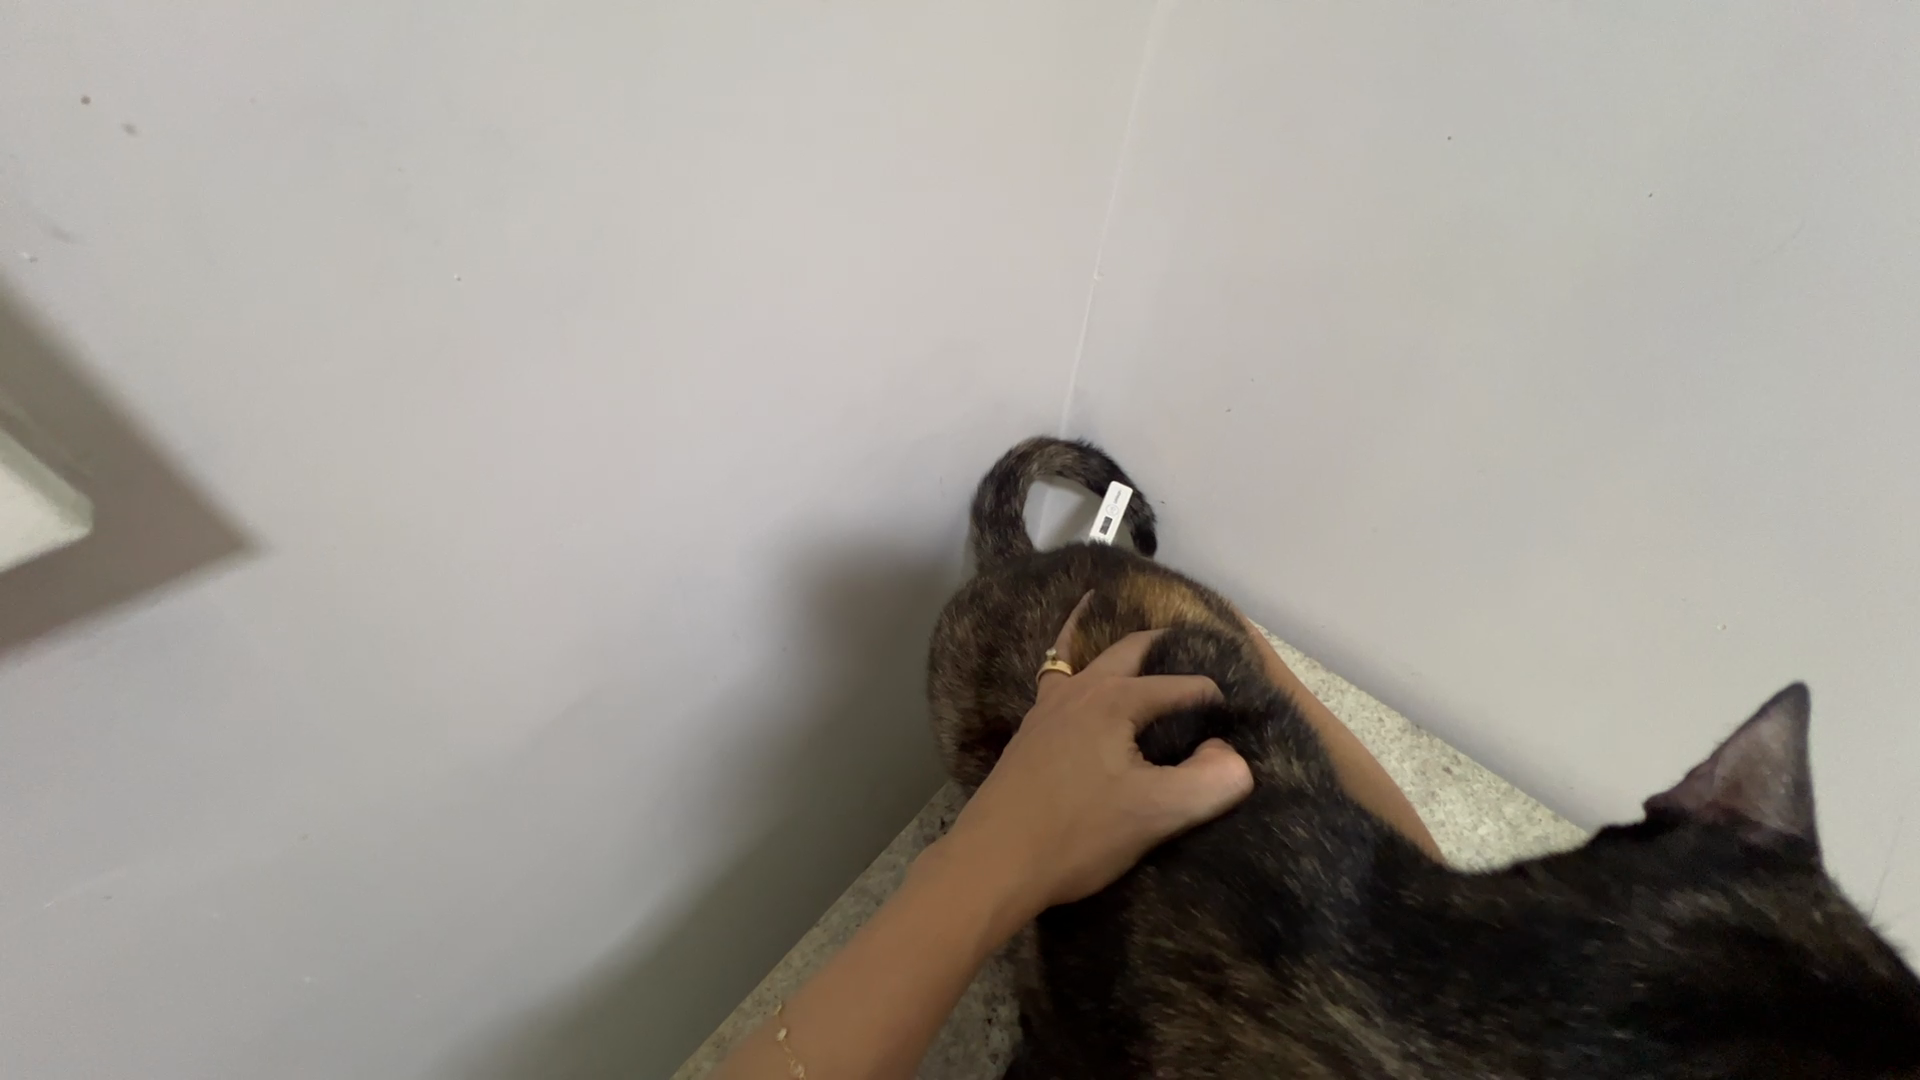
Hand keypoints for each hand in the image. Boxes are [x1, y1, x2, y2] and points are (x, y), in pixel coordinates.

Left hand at [927, 594, 1254, 925]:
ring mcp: (1047, 706)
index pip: (1180, 686)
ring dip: (1112, 645)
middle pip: (1128, 649)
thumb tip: (1231, 753)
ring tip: (1135, 644)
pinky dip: (1072, 662)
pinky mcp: (1030, 729)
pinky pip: (1056, 678)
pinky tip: (1077, 681)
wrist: (994, 858)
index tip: (1235, 715)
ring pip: (1084, 657)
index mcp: (1114, 700)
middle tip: (1192, 646)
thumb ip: (1212, 781)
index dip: (1212, 698)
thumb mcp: (1158, 814)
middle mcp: (1079, 690)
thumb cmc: (1078, 833)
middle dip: (1163, 644)